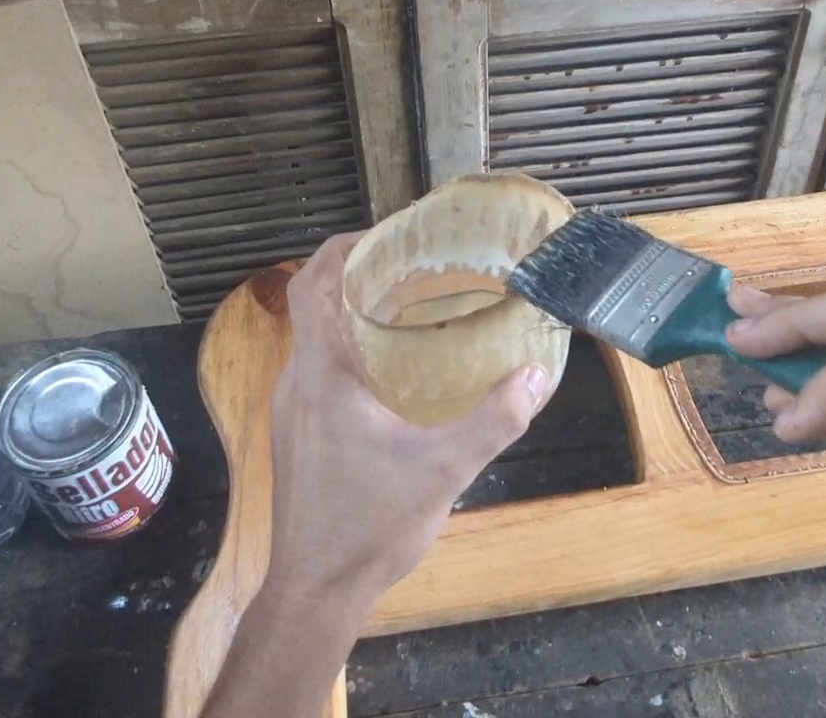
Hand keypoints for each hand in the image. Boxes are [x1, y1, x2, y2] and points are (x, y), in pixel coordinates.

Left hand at [266, 233, 550, 617]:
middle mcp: (297, 382)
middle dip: (354, 277)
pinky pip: (317, 370)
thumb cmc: (368, 525)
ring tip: (405, 309)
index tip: (378, 235)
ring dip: (350, 315)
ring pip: (314, 339)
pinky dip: (347, 350)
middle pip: (313, 306)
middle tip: (409, 267)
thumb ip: (493, 421)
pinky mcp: (296, 434)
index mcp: (322, 375)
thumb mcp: (443, 470)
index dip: (338, 250)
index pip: (310, 287)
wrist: (315, 591)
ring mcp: (291, 410)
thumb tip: (534, 375)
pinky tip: (391, 371)